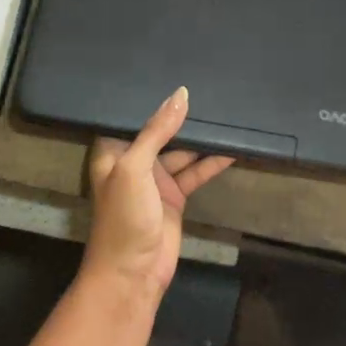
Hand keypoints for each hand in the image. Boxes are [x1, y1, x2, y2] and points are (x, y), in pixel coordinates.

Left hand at [83, 87, 234, 297]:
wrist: (132, 274)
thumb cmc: (123, 217)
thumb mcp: (135, 168)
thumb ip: (156, 131)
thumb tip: (181, 94)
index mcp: (113, 151)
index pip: (132, 116)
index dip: (150, 97)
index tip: (172, 70)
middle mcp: (133, 161)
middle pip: (160, 131)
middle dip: (180, 115)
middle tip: (209, 88)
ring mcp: (155, 180)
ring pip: (181, 150)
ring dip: (200, 137)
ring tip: (225, 112)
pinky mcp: (175, 197)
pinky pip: (195, 172)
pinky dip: (212, 162)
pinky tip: (232, 147)